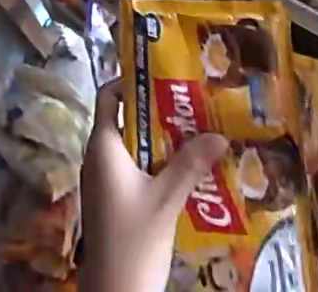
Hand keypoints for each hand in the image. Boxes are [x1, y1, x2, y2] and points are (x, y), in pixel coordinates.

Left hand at [80, 81, 229, 291]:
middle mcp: (96, 155)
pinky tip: (180, 171)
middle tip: (188, 105)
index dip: (130, 82)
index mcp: (102, 145)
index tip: (160, 77)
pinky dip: (151, 162)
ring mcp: (101, 179)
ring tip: (191, 133)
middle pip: (122, 119)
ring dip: (156, 140)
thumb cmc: (134, 239)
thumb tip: (220, 134)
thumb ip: (190, 164)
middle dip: (154, 112)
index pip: (108, 95)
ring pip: (128, 146)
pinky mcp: (109, 199)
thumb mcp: (166, 199)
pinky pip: (129, 167)